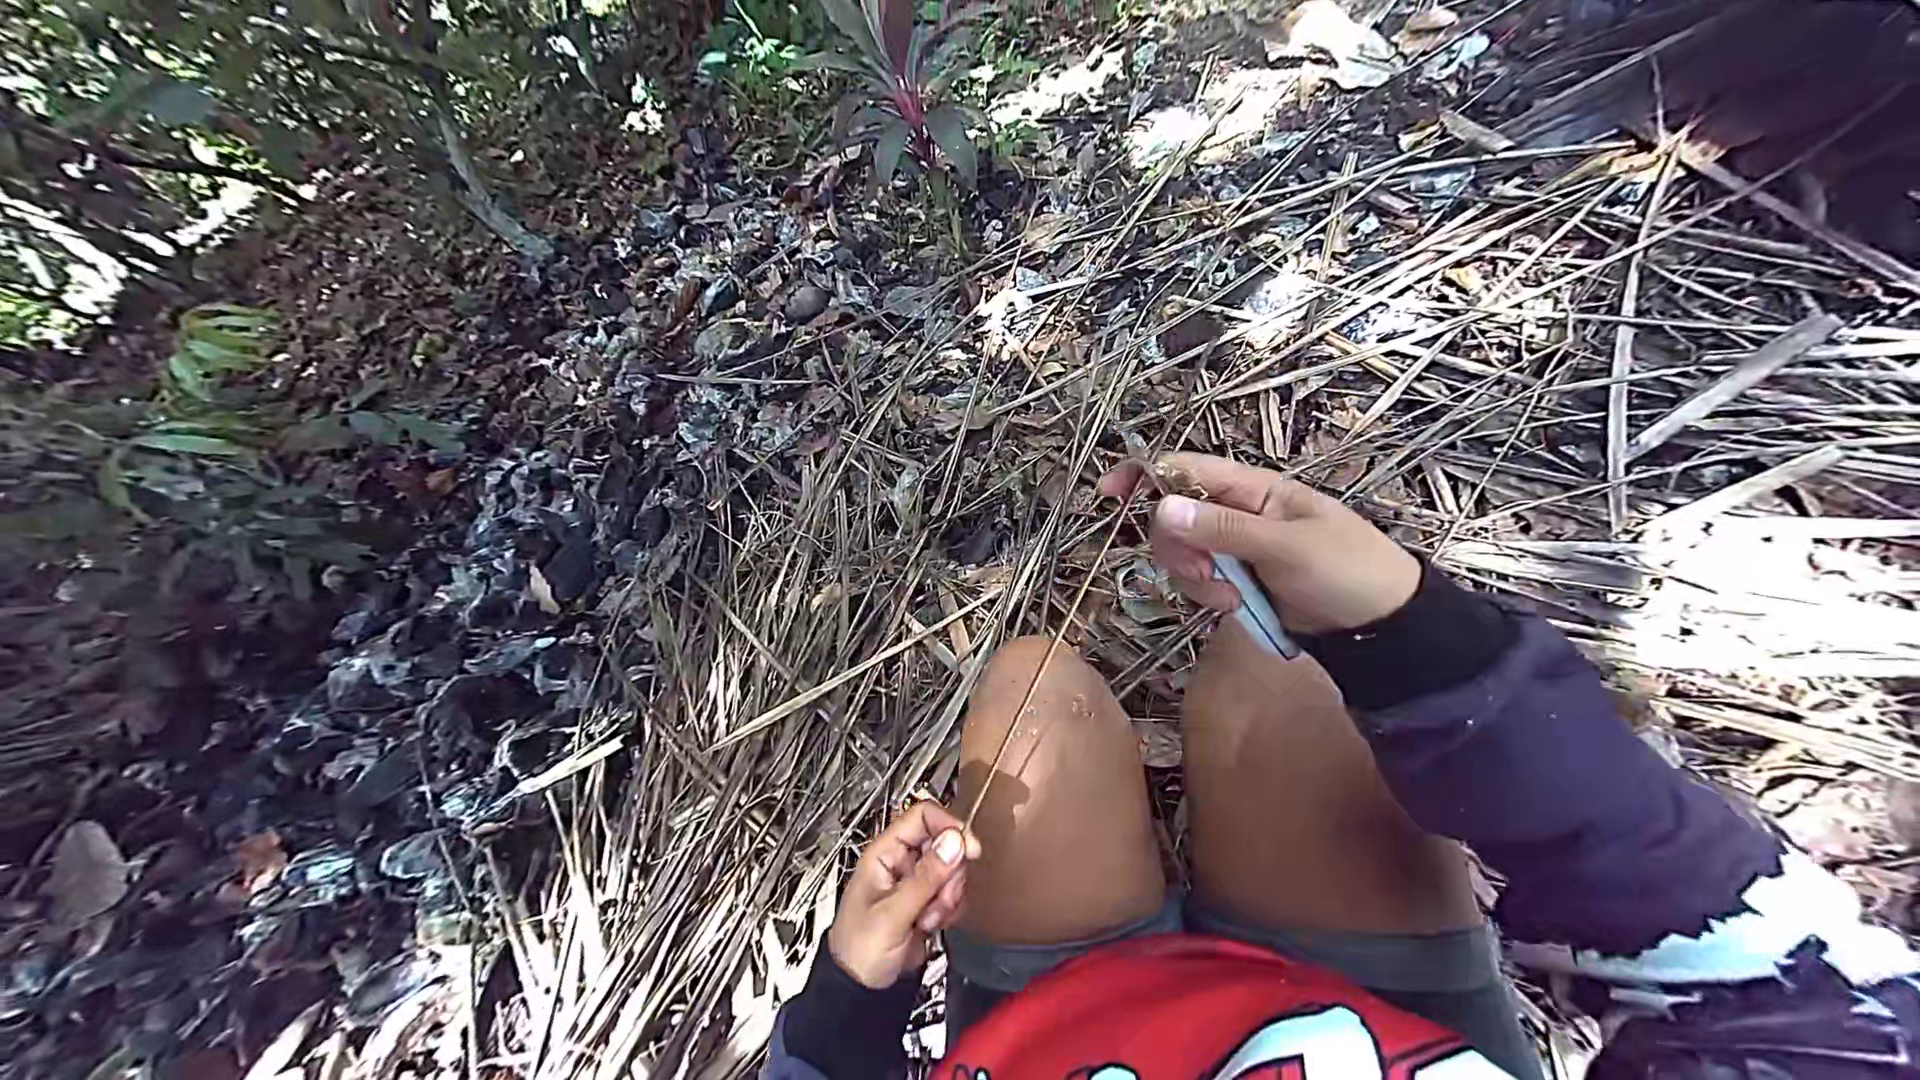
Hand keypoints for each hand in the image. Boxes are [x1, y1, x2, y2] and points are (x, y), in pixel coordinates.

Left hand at [828, 801, 980, 989]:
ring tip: (927, 918)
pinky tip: (931, 924)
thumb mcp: (893, 913)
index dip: (948, 826)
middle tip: (939, 897)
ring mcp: (916, 880)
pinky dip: (949, 909)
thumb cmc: (858, 950)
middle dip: (949, 873)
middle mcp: (903, 860)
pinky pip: (953, 892)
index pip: (923, 816)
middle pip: (944, 843)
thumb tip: (954, 841)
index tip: (967, 846)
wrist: (861, 992)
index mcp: (886, 852)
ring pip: (952, 869)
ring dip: (947, 896)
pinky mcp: (928, 900)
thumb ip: (926, 877)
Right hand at [1099, 452, 1420, 633]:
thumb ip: (1223, 528)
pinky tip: (1236, 604)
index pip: (1185, 469)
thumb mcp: (1287, 546)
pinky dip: (1206, 594)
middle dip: (1178, 548)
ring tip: (1231, 595)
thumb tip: (1163, 508)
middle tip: (1206, 573)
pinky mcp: (1231, 576)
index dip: (1144, 475)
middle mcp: (1232, 512)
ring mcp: (1230, 546)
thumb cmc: (1347, 569)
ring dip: (1195, 577)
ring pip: (1179, 552)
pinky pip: (1195, 579)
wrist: (1378, 626)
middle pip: (1172, 517)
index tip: (1110, 493)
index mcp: (1250, 489)